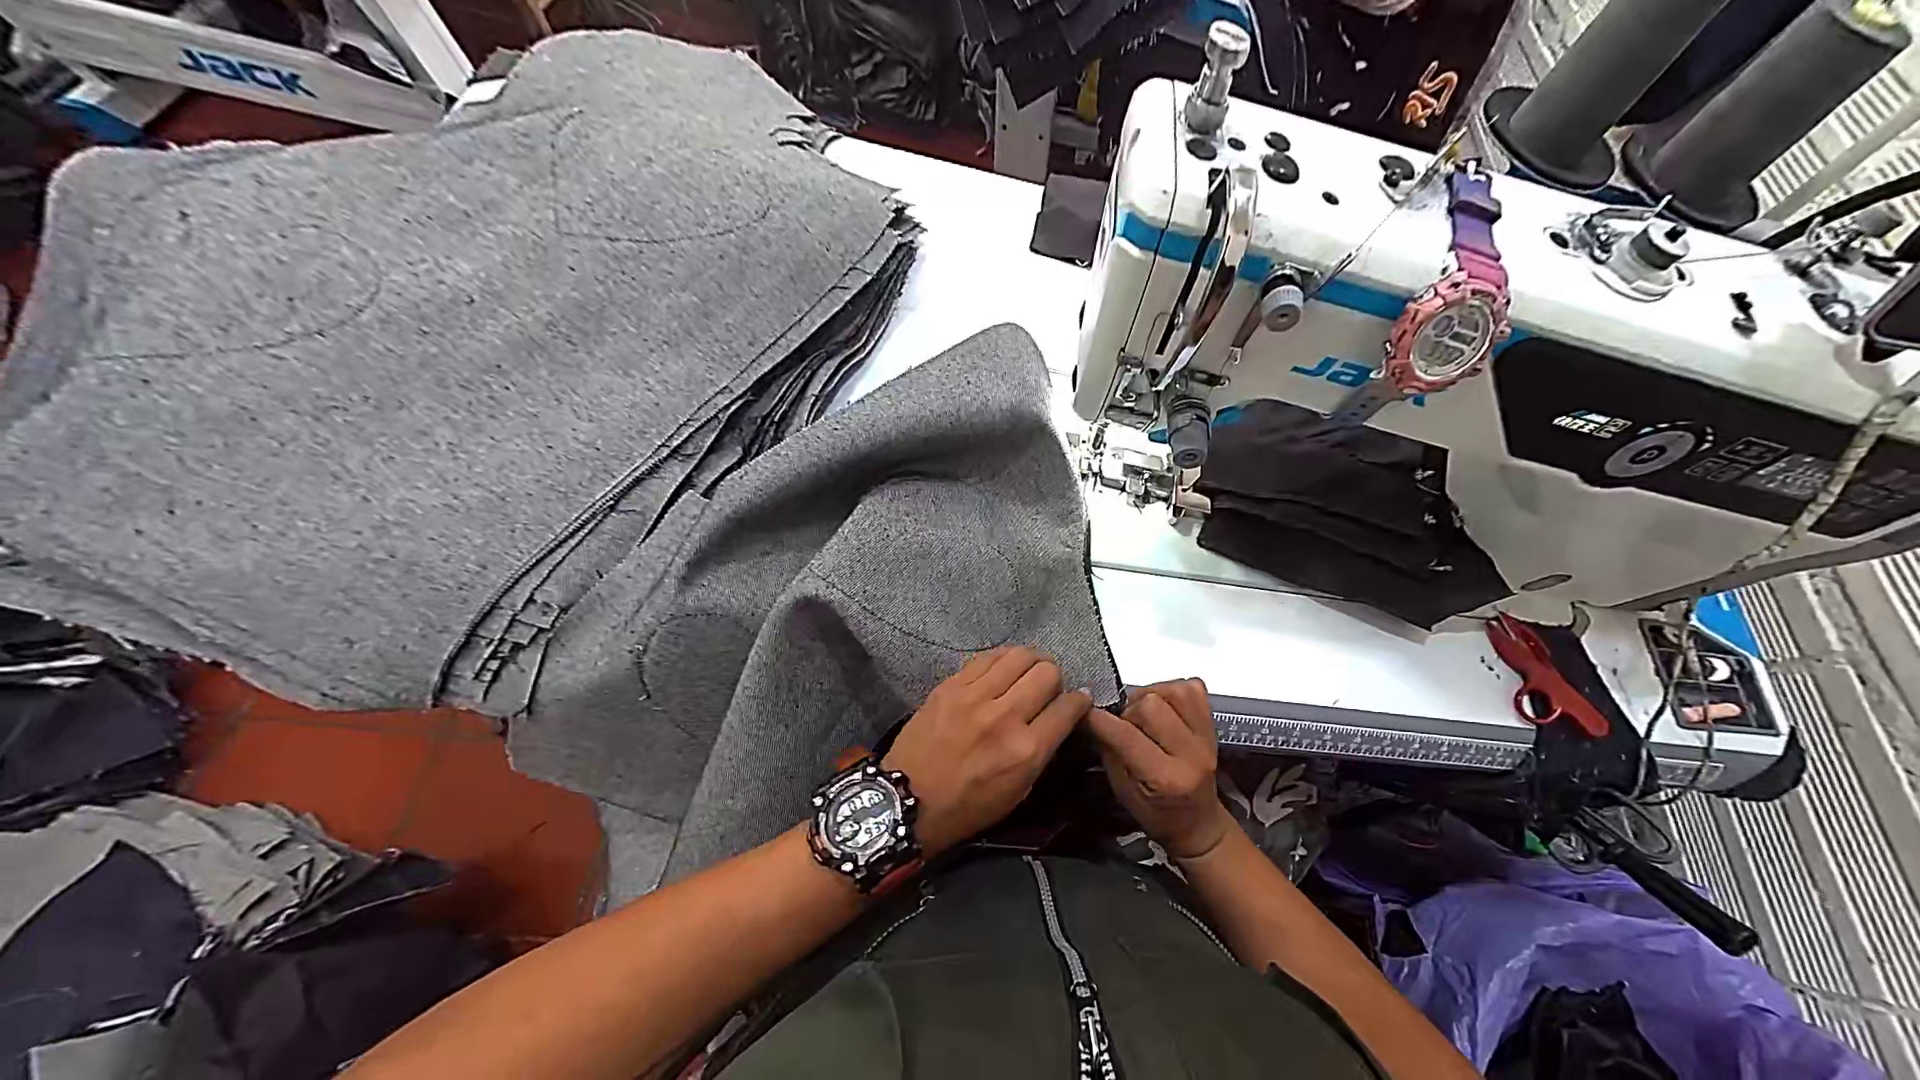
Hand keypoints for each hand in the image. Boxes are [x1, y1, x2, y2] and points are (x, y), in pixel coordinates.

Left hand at [882, 646, 1090, 857]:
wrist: (908, 800)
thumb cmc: (967, 806)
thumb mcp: (1018, 791)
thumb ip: (1043, 751)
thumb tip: (1060, 718)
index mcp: (1026, 750)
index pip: (1068, 707)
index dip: (1080, 701)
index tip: (1078, 700)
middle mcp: (1005, 717)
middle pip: (1047, 672)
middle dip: (1056, 678)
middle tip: (1049, 688)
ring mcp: (975, 697)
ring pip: (1019, 656)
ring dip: (1032, 661)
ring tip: (1027, 672)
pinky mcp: (951, 685)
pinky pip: (987, 657)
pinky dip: (1002, 660)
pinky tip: (1002, 670)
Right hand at [1087, 678, 1233, 859]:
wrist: (1199, 824)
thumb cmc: (1156, 813)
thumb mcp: (1122, 791)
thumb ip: (1109, 750)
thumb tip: (1091, 716)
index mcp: (1166, 778)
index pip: (1126, 735)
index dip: (1099, 718)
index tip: (1084, 712)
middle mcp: (1191, 754)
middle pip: (1151, 705)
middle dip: (1130, 711)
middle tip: (1126, 726)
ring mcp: (1206, 738)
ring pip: (1174, 691)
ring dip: (1152, 697)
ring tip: (1145, 715)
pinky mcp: (1213, 726)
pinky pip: (1194, 689)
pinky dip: (1173, 692)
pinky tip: (1164, 708)